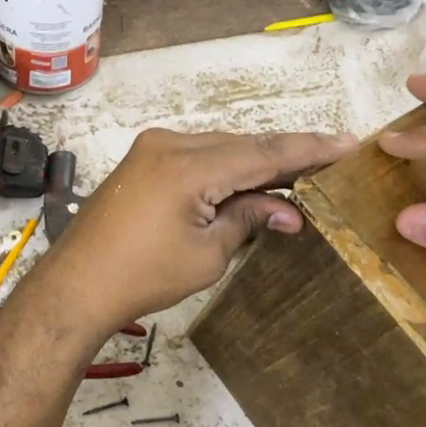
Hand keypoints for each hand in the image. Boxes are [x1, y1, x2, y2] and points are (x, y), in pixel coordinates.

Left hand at [13, 129, 356, 352]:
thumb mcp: (207, 254)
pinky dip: (223, 165)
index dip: (308, 149)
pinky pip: (194, 155)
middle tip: (329, 161)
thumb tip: (289, 210)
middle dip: (284, 155)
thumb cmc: (143, 276)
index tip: (348, 142)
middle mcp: (169, 144)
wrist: (77, 284)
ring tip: (297, 173)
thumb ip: (249, 219)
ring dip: (252, 161)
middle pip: (241, 145)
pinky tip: (247, 179)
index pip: (263, 153)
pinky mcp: (140, 161)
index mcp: (188, 166)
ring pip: (217, 147)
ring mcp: (150, 149)